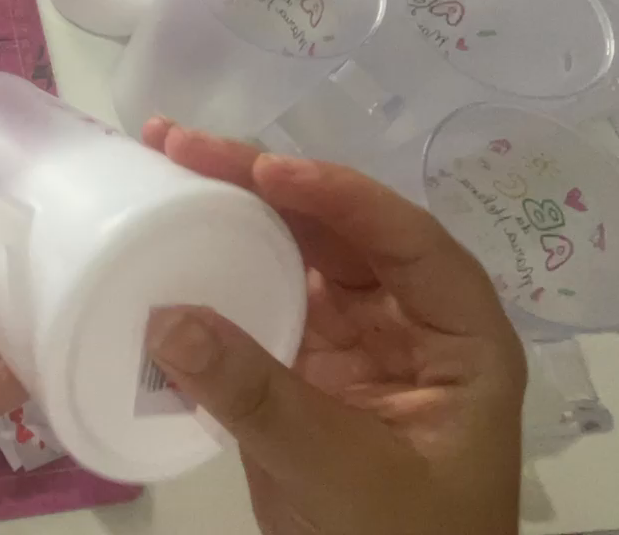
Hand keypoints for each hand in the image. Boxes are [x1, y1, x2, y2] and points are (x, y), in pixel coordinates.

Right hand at [141, 118, 526, 534]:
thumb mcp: (340, 474)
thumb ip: (258, 397)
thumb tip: (164, 318)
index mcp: (455, 337)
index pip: (408, 242)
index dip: (343, 196)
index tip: (266, 171)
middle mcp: (400, 313)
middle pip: (334, 223)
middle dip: (260, 176)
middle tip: (182, 144)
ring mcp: (342, 325)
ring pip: (289, 240)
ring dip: (230, 196)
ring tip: (164, 154)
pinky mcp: (291, 343)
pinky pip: (252, 279)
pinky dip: (211, 249)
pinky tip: (169, 219)